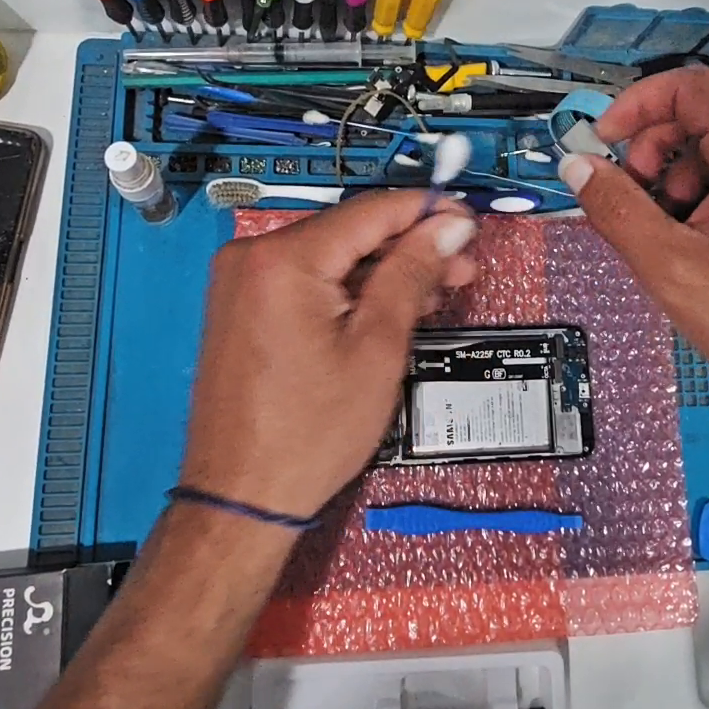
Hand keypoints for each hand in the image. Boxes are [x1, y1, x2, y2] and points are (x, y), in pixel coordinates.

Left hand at [180, 191, 478, 518]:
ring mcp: (241, 280)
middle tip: (461, 270)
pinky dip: (349, 289)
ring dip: (382, 270)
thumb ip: (412, 273)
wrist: (240, 497)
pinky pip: (306, 279)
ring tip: (434, 294)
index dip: (426, 211)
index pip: (369, 211)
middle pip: (349, 232)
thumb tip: (450, 225)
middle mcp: (252, 255)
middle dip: (409, 248)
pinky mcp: (241, 304)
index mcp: (284, 259)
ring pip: (330, 256)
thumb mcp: (377, 348)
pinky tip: (389, 306)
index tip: (469, 222)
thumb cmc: (313, 431)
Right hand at [557, 66, 708, 417]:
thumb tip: (576, 166)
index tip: (601, 145)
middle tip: (634, 202)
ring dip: (676, 180)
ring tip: (670, 235)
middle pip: (702, 116)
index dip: (634, 106)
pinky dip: (706, 196)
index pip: (689, 87)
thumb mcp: (672, 268)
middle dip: (652, 152)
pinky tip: (700, 244)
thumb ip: (617, 210)